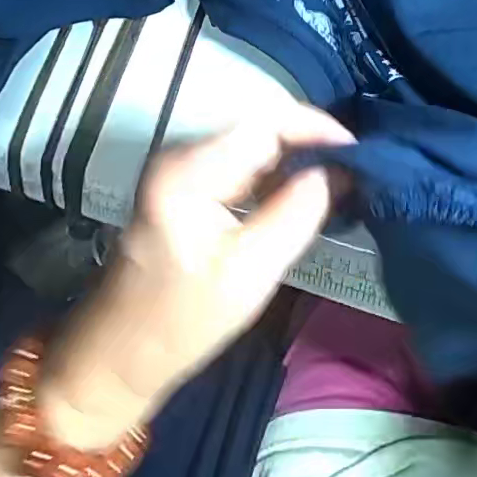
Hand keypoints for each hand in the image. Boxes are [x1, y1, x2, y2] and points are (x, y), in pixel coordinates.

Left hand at [36, 104, 353, 446]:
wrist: (118, 354)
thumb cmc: (180, 323)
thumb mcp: (249, 274)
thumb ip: (295, 214)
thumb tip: (338, 170)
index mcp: (188, 171)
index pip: (264, 123)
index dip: (315, 128)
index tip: (358, 150)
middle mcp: (182, 154)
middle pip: (259, 127)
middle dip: (310, 142)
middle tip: (356, 167)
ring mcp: (182, 167)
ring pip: (254, 143)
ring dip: (297, 157)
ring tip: (341, 177)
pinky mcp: (188, 183)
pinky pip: (242, 163)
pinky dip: (277, 173)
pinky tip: (305, 191)